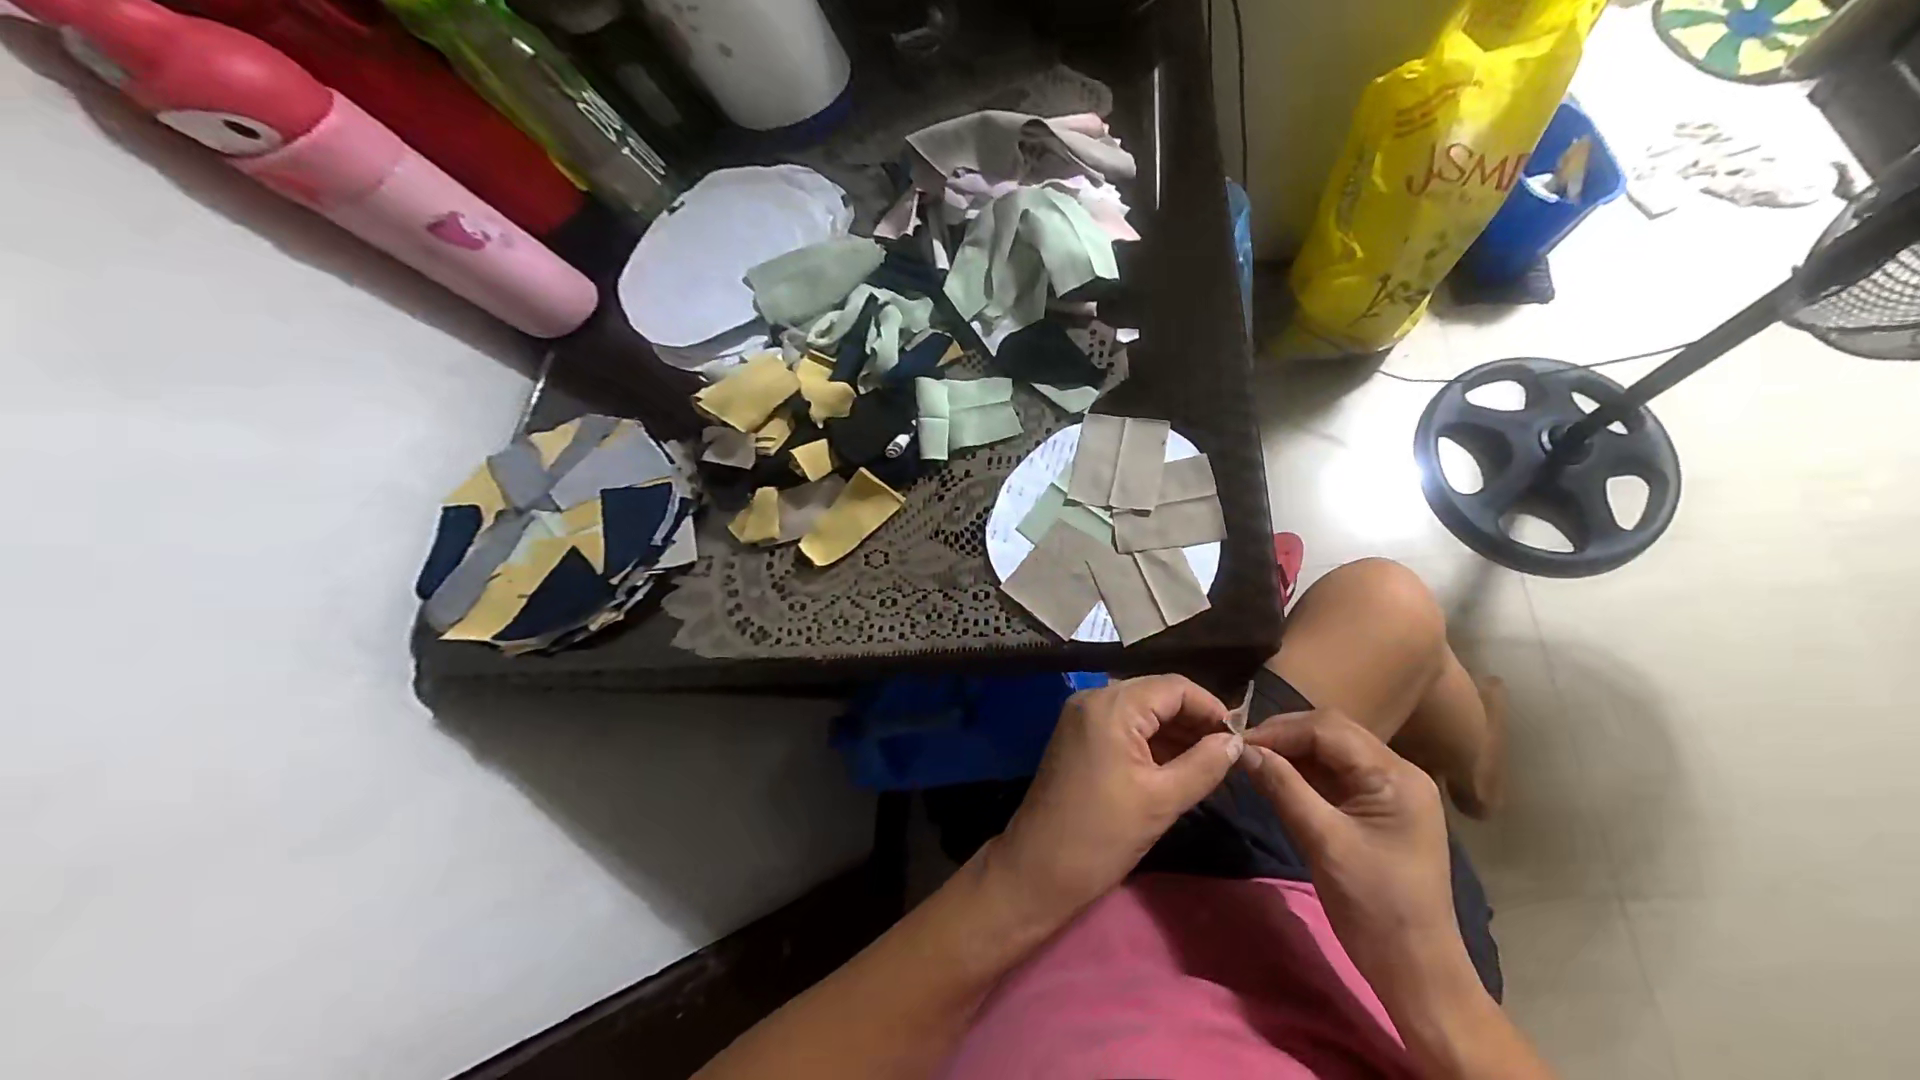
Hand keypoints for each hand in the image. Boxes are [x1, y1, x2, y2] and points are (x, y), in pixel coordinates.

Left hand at [986, 675, 1244, 922]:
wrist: (1037, 869)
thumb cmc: (1102, 834)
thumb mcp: (1162, 800)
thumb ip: (1204, 764)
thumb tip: (1236, 742)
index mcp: (1111, 706)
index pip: (1174, 687)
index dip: (1212, 707)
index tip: (1241, 738)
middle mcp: (1094, 699)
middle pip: (1157, 694)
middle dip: (1194, 719)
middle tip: (1229, 752)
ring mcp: (1082, 717)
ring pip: (1141, 710)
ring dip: (1175, 731)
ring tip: (1211, 761)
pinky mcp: (1078, 737)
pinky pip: (1123, 726)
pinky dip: (1152, 741)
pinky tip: (1179, 765)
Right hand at [1240, 709, 1468, 999]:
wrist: (1415, 968)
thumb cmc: (1374, 905)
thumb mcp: (1323, 841)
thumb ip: (1283, 787)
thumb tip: (1242, 750)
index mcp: (1395, 776)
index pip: (1328, 729)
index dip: (1280, 730)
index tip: (1238, 743)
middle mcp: (1398, 772)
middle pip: (1332, 732)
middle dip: (1285, 735)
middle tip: (1243, 750)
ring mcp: (1390, 790)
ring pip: (1332, 750)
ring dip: (1292, 751)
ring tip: (1254, 761)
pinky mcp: (1378, 807)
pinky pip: (1335, 773)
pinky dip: (1304, 770)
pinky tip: (1276, 777)